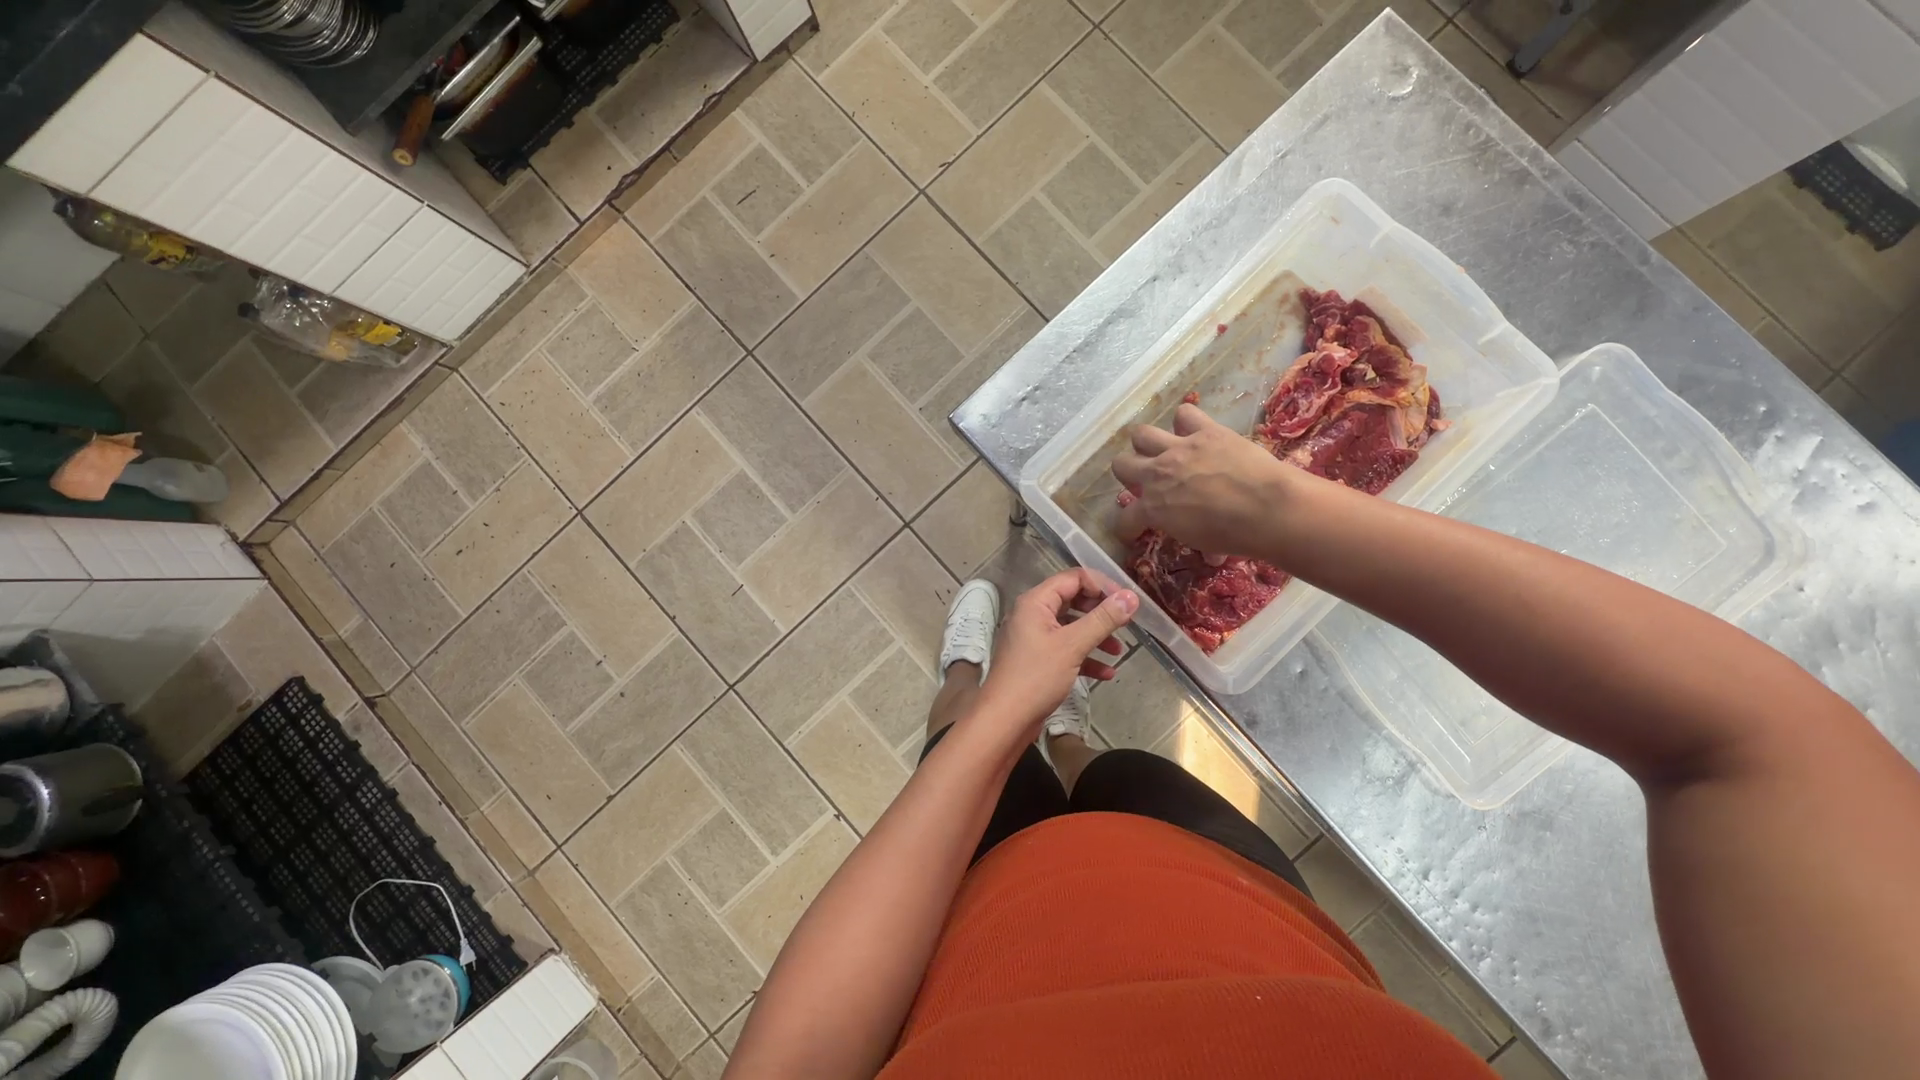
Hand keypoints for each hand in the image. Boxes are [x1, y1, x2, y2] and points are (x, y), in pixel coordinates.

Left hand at [974, 570, 1135, 736]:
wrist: (1005, 720)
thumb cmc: (1036, 677)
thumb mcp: (1073, 645)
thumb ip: (1103, 620)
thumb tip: (1131, 597)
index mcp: (1036, 602)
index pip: (1074, 578)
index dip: (1102, 585)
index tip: (1127, 601)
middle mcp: (1033, 615)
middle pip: (1074, 601)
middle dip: (1101, 612)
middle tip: (1126, 623)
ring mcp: (1035, 639)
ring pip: (1072, 628)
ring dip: (1097, 636)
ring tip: (1118, 651)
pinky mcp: (1039, 661)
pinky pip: (1067, 651)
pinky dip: (1086, 658)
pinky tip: (1107, 673)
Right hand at [1112, 403, 1300, 554]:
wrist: (1268, 509)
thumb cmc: (1236, 536)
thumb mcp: (1203, 543)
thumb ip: (1192, 535)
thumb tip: (1209, 555)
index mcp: (1154, 509)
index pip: (1125, 520)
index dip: (1127, 528)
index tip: (1134, 531)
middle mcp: (1157, 475)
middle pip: (1121, 465)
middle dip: (1130, 475)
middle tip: (1148, 482)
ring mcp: (1179, 449)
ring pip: (1141, 434)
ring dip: (1148, 444)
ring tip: (1163, 451)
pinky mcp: (1205, 431)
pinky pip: (1185, 414)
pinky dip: (1187, 422)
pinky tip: (1196, 432)